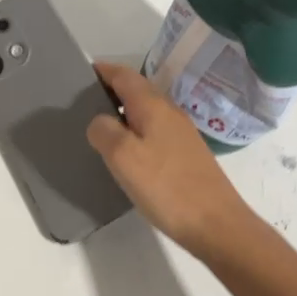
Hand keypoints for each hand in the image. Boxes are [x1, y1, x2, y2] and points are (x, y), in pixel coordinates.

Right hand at [87, 61, 262, 258]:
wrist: (218, 225)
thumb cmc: (167, 187)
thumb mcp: (123, 156)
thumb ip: (103, 130)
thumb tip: (99, 121)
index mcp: (152, 105)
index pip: (123, 74)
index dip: (101, 70)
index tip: (78, 75)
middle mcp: (169, 112)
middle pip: (135, 90)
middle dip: (109, 91)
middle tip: (81, 105)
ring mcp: (181, 134)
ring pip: (145, 112)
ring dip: (122, 114)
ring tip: (99, 131)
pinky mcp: (187, 156)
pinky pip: (154, 132)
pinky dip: (135, 133)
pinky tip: (127, 156)